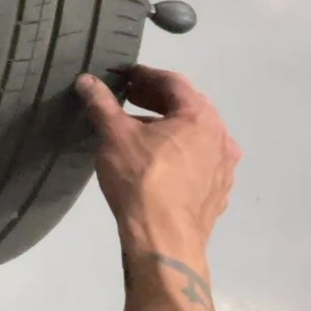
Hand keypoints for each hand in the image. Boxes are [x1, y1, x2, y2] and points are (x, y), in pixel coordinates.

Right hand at [76, 66, 240, 262]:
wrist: (164, 237)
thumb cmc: (141, 177)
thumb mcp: (113, 133)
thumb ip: (101, 102)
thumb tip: (87, 80)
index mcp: (201, 118)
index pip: (174, 82)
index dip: (144, 73)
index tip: (120, 74)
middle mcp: (221, 139)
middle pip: (187, 106)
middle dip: (155, 98)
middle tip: (126, 96)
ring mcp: (224, 168)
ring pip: (193, 134)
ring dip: (165, 123)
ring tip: (134, 127)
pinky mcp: (217, 191)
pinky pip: (197, 158)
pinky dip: (176, 148)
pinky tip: (154, 158)